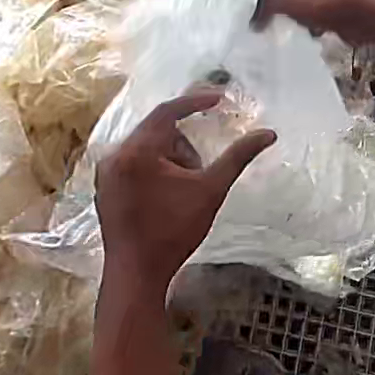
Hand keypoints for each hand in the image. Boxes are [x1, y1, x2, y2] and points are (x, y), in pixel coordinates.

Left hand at [96, 92, 275, 294]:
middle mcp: (115, 156)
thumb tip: (269, 133)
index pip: (167, 112)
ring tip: (185, 189)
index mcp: (137, 151)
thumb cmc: (174, 230)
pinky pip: (134, 163)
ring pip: (147, 148)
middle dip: (184, 145)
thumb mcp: (211, 189)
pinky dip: (155, 168)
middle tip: (201, 170)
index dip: (195, 101)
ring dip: (171, 158)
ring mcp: (106, 173)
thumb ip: (238, 156)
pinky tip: (168, 194)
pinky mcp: (105, 189)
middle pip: (157, 131)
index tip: (220, 99)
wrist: (137, 275)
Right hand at [254, 0, 374, 45]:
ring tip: (302, 25)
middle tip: (273, 20)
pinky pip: (316, 11)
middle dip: (280, 5)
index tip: (246, 4)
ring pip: (300, 1)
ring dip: (298, 16)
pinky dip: (314, 22)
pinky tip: (317, 31)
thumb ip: (267, 5)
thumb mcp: (290, 2)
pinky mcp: (338, 0)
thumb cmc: (329, 1)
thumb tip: (253, 17)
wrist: (371, 13)